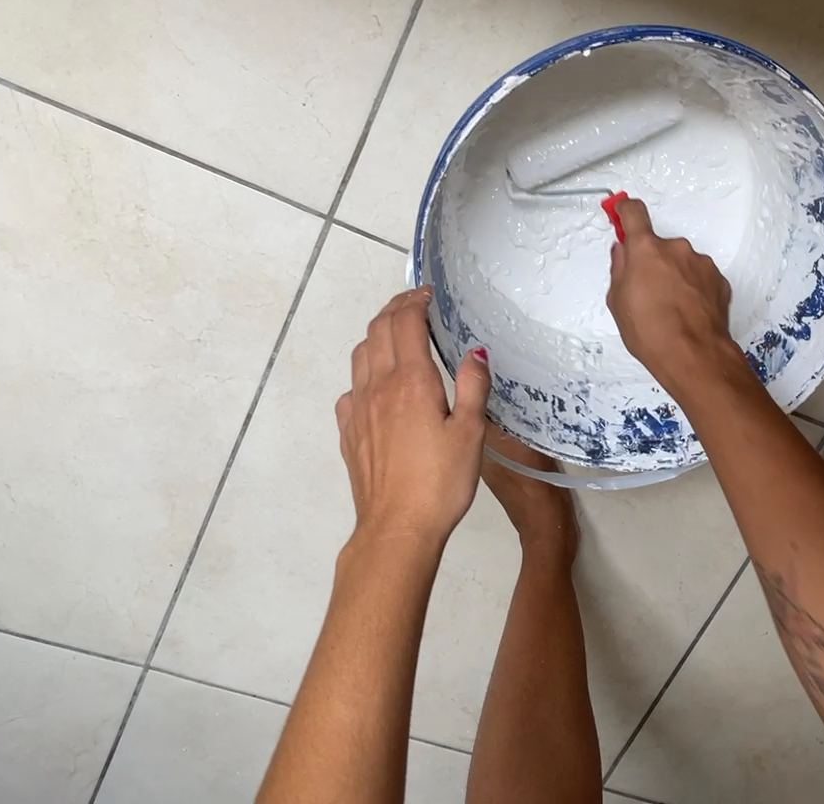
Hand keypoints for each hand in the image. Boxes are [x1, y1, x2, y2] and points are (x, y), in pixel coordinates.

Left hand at [335, 287, 491, 546]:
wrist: (396, 529)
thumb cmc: (440, 481)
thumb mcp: (470, 432)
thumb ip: (473, 385)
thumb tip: (475, 350)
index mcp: (411, 381)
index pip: (405, 323)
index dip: (416, 301)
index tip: (430, 294)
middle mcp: (378, 386)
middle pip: (377, 330)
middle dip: (395, 309)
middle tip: (416, 304)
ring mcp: (357, 408)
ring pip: (360, 354)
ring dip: (377, 334)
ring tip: (397, 334)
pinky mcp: (348, 431)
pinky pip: (352, 387)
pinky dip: (365, 371)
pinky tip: (379, 386)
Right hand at [605, 196, 736, 383]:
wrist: (694, 355)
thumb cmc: (652, 332)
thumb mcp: (618, 302)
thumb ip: (619, 270)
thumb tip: (622, 254)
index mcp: (645, 249)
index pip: (633, 213)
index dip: (625, 210)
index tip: (621, 210)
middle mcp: (676, 249)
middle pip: (658, 246)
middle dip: (651, 262)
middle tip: (645, 291)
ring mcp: (700, 263)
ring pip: (681, 262)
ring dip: (674, 276)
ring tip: (669, 308)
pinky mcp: (718, 279)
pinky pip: (699, 277)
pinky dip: (692, 289)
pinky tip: (686, 312)